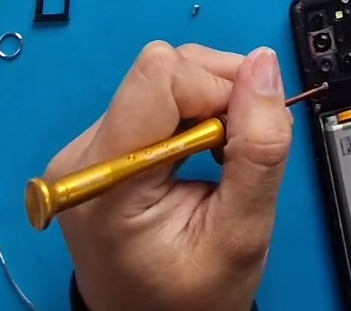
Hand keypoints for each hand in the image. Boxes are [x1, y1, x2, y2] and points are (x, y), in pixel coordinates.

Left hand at [49, 42, 293, 310]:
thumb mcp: (242, 235)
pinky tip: (206, 149)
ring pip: (170, 73)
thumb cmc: (192, 297)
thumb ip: (257, 148)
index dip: (215, 88)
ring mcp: (93, 144)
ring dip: (213, 100)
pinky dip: (199, 108)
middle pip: (167, 68)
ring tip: (224, 154)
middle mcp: (87, 151)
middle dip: (220, 93)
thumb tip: (264, 63)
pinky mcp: (107, 139)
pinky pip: (163, 91)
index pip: (159, 74)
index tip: (238, 134)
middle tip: (237, 148)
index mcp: (107, 178)